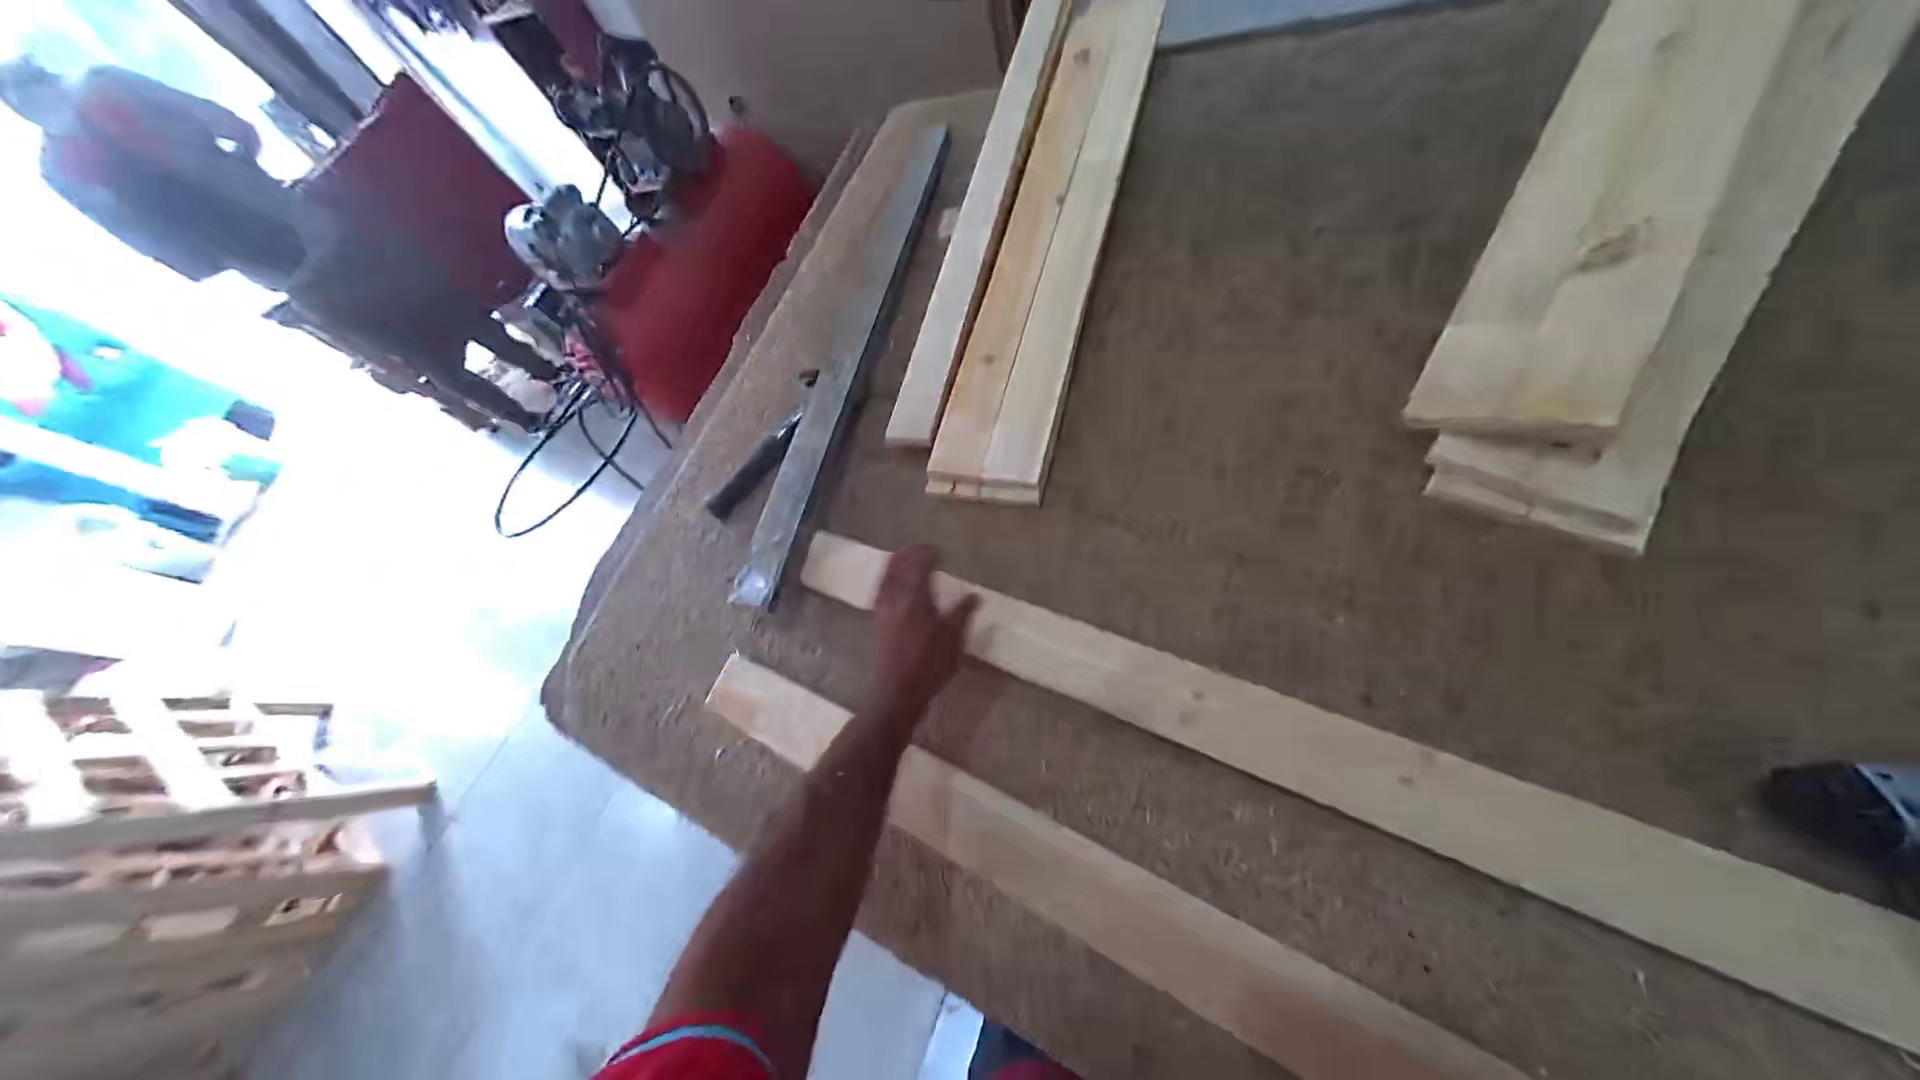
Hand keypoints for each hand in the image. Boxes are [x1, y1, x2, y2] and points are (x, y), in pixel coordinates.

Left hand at [870, 545, 979, 719]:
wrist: (897, 692)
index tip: (938, 550)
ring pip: (886, 577)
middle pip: (897, 566)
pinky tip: (894, 586)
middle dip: (909, 553)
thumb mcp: (953, 639)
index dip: (928, 554)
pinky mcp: (878, 622)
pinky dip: (887, 580)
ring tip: (906, 559)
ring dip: (896, 564)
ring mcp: (883, 610)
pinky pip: (880, 591)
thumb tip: (975, 596)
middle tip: (921, 548)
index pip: (920, 566)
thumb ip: (962, 613)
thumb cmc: (929, 666)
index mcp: (915, 598)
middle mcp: (895, 599)